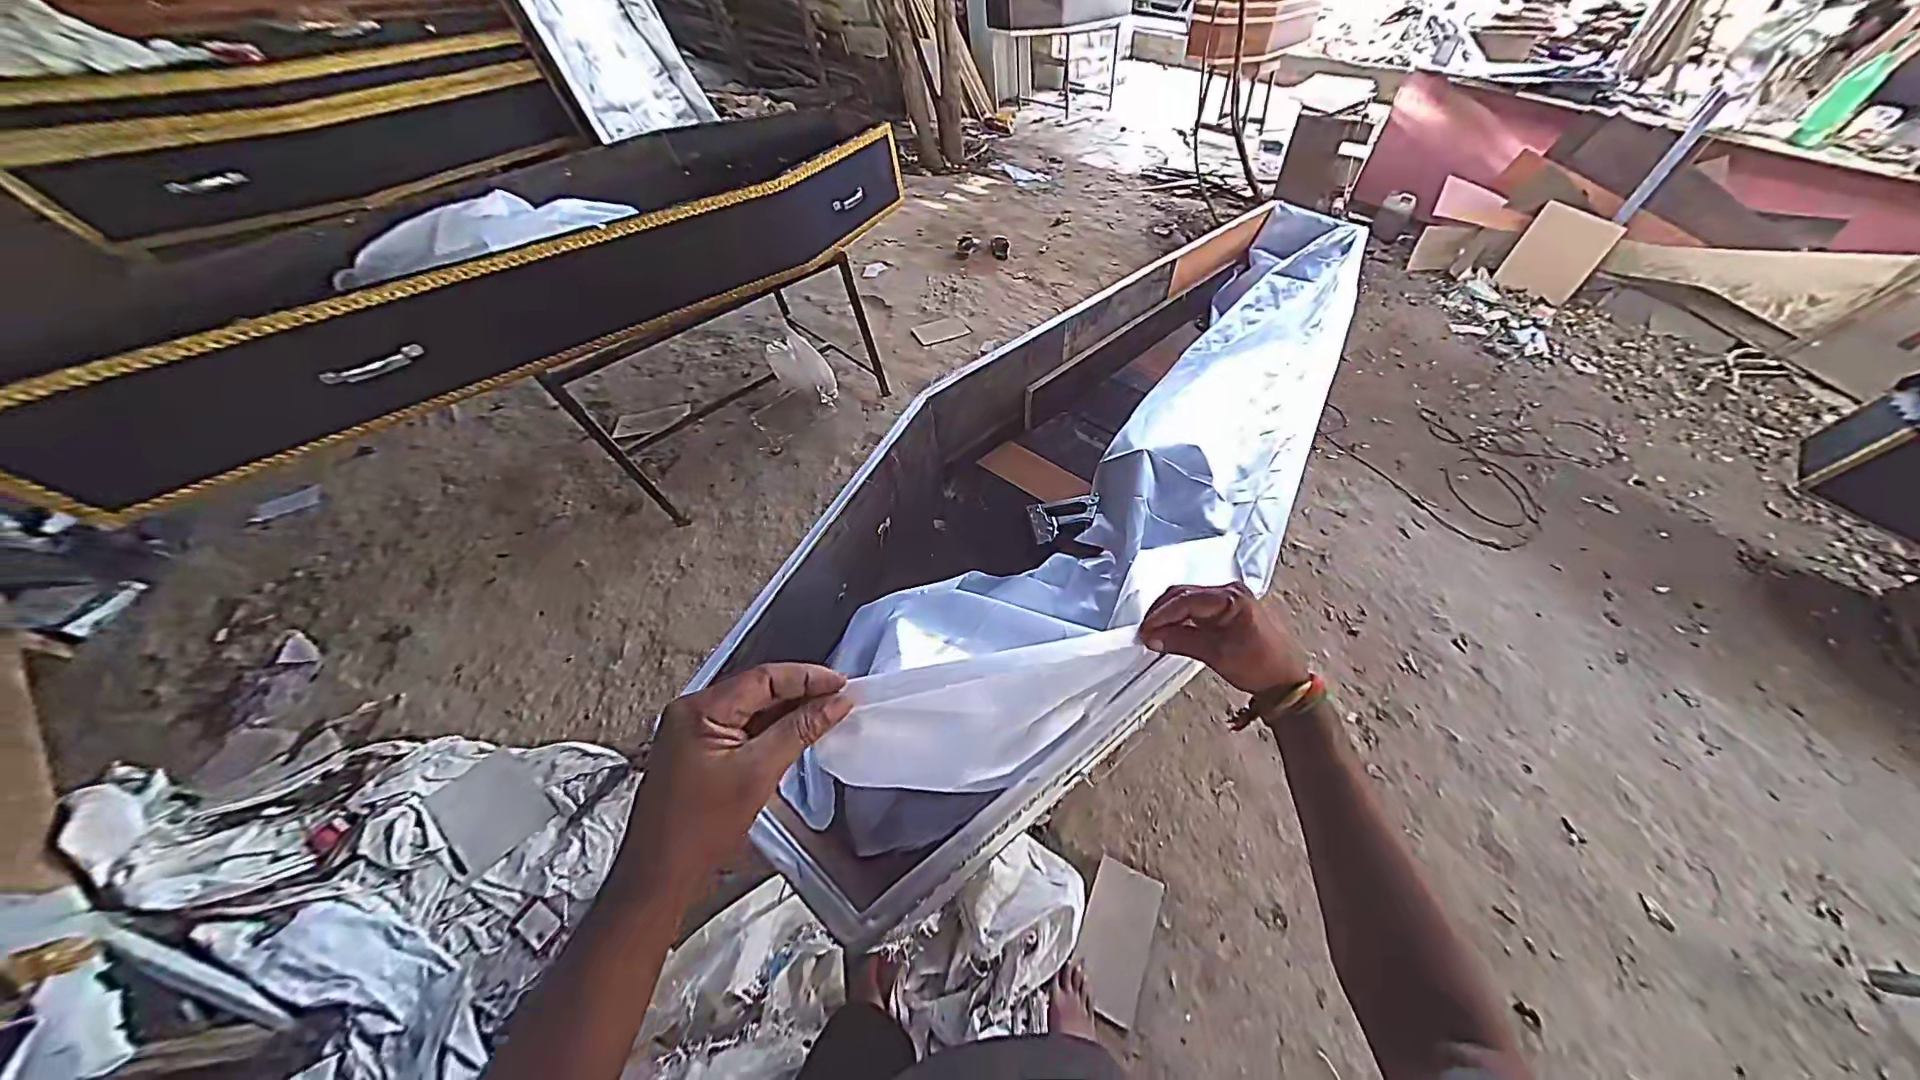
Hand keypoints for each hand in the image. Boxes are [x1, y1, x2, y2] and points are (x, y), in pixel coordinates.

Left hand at [620, 664, 852, 897]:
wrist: (660, 877)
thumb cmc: (695, 833)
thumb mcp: (758, 773)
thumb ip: (799, 730)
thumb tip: (833, 704)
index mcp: (699, 711)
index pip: (763, 678)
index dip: (807, 678)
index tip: (839, 684)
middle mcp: (693, 713)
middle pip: (759, 689)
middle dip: (802, 691)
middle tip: (840, 696)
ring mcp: (696, 732)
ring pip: (754, 707)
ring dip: (790, 709)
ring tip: (827, 711)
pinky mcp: (703, 750)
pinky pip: (745, 726)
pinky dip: (774, 727)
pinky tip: (798, 731)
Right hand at [1139, 583, 1309, 693]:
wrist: (1285, 680)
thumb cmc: (1260, 666)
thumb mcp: (1216, 654)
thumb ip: (1181, 642)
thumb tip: (1151, 638)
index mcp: (1232, 598)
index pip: (1186, 600)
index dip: (1161, 615)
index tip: (1144, 631)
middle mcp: (1230, 592)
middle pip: (1183, 595)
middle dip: (1161, 613)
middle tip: (1144, 632)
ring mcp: (1228, 599)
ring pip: (1187, 600)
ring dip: (1168, 615)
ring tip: (1153, 633)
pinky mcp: (1225, 609)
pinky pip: (1195, 608)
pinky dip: (1179, 619)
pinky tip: (1169, 631)